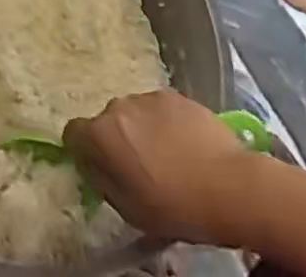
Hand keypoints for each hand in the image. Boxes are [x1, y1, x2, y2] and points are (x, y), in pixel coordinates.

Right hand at [63, 90, 258, 246]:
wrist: (232, 187)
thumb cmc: (177, 207)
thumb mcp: (130, 210)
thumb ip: (103, 182)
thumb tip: (95, 167)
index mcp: (100, 134)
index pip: (73, 132)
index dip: (84, 150)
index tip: (100, 167)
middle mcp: (117, 107)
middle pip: (107, 121)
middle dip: (118, 139)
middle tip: (141, 167)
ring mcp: (148, 98)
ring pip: (135, 114)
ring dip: (143, 130)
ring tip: (170, 156)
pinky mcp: (176, 96)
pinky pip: (160, 110)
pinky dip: (167, 124)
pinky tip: (188, 146)